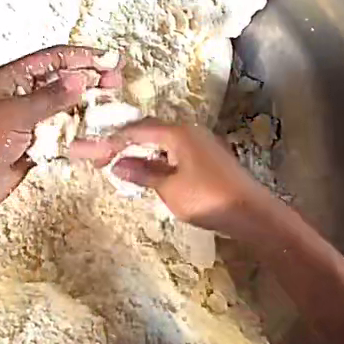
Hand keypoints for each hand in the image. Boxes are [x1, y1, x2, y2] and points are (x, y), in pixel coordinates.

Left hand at [0, 46, 119, 216]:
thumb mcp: (14, 114)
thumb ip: (51, 98)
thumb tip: (80, 78)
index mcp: (11, 79)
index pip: (52, 59)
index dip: (82, 57)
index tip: (110, 59)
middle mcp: (20, 97)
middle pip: (61, 84)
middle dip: (89, 83)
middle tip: (117, 84)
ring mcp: (26, 124)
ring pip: (64, 113)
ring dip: (87, 113)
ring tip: (114, 113)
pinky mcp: (31, 149)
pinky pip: (60, 141)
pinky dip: (78, 142)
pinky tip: (99, 145)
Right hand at [68, 121, 283, 243]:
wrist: (253, 214)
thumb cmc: (208, 198)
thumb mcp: (169, 188)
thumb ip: (142, 173)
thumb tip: (118, 164)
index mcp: (177, 133)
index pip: (136, 129)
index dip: (112, 140)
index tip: (90, 150)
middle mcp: (189, 131)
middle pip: (149, 131)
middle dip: (124, 142)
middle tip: (100, 155)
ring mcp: (201, 143)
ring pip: (162, 141)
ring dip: (140, 151)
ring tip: (119, 162)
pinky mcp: (208, 158)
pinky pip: (174, 151)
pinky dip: (156, 158)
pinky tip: (149, 171)